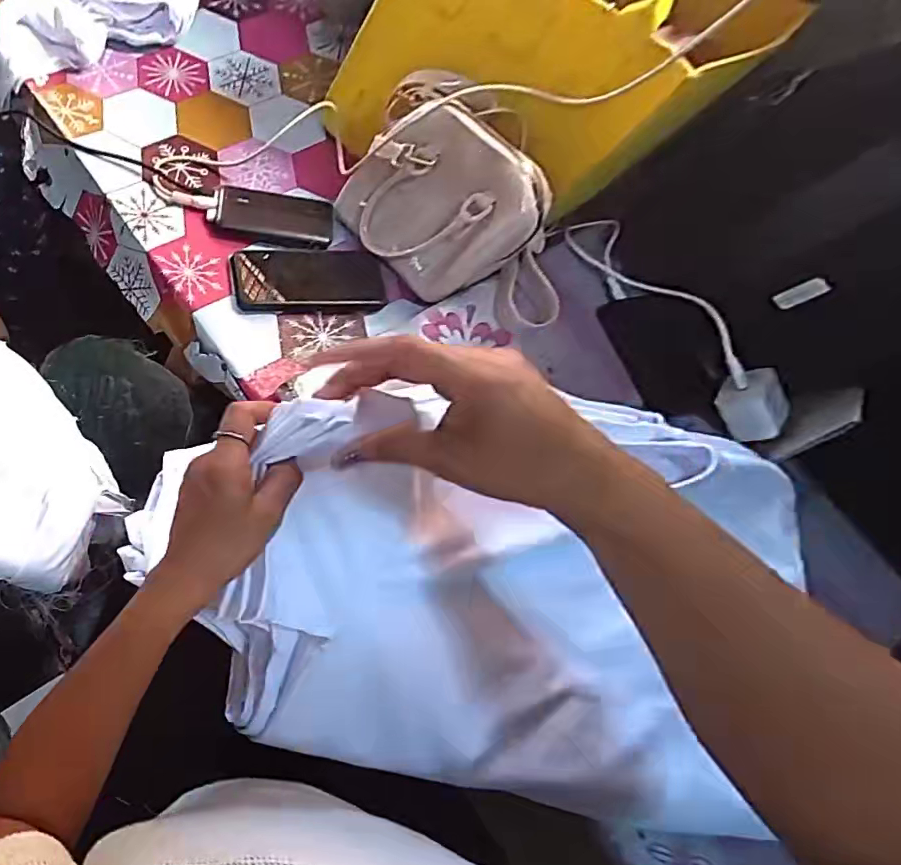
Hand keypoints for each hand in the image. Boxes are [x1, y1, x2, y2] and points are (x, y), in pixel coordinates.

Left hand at [146, 401, 302, 615]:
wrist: (187, 572)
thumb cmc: (228, 544)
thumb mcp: (268, 512)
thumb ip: (284, 477)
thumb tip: (289, 457)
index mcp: (222, 461)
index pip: (239, 413)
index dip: (265, 410)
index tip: (286, 422)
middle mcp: (202, 461)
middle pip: (233, 433)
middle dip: (262, 438)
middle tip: (287, 456)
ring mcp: (192, 475)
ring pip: (225, 452)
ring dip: (248, 457)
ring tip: (269, 480)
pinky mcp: (189, 489)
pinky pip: (215, 468)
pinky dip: (234, 471)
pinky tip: (247, 494)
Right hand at [311, 336, 635, 518]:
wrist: (585, 477)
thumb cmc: (516, 468)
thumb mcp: (445, 458)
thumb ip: (391, 445)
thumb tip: (344, 451)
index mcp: (471, 372)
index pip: (399, 351)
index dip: (351, 356)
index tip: (315, 366)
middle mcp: (484, 357)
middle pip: (408, 350)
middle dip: (360, 367)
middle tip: (327, 392)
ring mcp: (495, 364)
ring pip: (425, 357)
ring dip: (383, 371)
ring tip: (350, 392)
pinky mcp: (500, 377)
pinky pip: (442, 367)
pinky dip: (407, 376)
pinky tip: (391, 392)